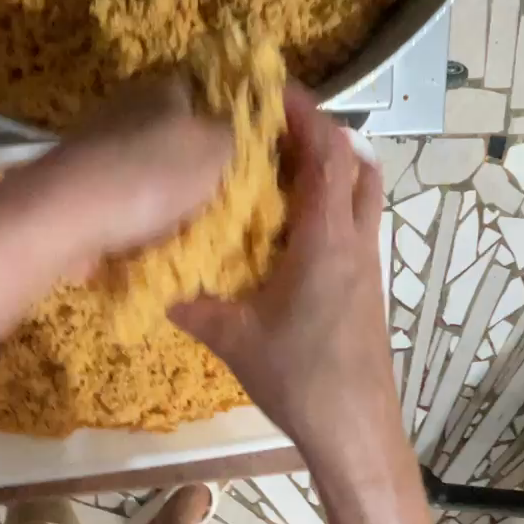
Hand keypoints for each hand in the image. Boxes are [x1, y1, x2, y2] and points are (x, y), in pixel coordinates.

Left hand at [16, 80, 234, 266]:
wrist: (68, 217)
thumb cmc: (150, 177)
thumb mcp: (215, 148)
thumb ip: (236, 134)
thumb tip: (241, 128)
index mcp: (163, 90)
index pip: (202, 89)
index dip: (225, 118)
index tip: (244, 154)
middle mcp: (128, 112)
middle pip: (175, 137)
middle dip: (197, 167)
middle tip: (223, 201)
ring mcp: (101, 152)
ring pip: (150, 174)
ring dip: (169, 200)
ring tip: (192, 231)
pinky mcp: (83, 191)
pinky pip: (125, 205)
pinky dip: (141, 223)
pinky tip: (155, 244)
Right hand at [171, 85, 401, 475]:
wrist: (355, 430)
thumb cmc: (301, 379)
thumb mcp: (236, 340)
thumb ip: (194, 308)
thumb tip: (154, 288)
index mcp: (327, 240)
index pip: (327, 154)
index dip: (305, 114)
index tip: (272, 94)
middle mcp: (356, 243)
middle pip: (356, 165)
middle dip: (321, 137)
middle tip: (275, 135)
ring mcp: (369, 268)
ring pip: (362, 198)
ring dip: (333, 174)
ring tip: (284, 178)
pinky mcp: (368, 292)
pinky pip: (356, 230)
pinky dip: (332, 212)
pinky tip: (295, 238)